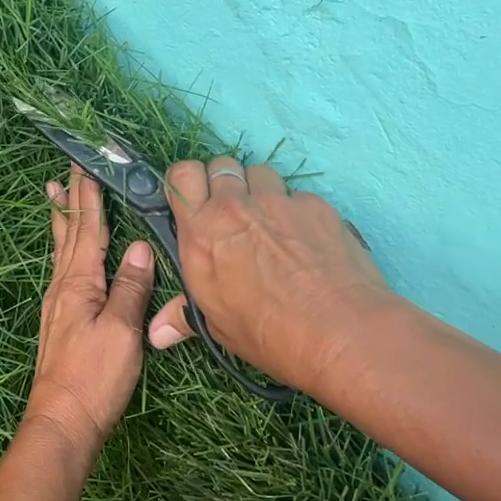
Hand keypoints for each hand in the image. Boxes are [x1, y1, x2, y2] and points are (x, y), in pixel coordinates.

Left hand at [23, 161, 156, 455]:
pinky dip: (65, 244)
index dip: (89, 195)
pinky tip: (66, 250)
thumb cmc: (95, 376)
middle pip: (70, 231)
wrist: (62, 419)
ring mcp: (58, 300)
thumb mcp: (121, 331)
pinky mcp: (60, 317)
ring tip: (53, 193)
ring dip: (63, 218)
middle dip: (72, 198)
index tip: (86, 164)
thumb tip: (138, 244)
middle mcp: (64, 283)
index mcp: (80, 281)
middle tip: (66, 167)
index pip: (88, 227)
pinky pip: (63, 266)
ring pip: (62, 247)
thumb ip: (130, 287)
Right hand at [147, 156, 394, 394]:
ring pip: (259, 172)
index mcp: (201, 231)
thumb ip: (182, 315)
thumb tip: (157, 333)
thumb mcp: (218, 326)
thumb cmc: (269, 334)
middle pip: (220, 165)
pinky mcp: (315, 205)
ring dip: (260, 191)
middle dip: (224, 183)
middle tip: (234, 213)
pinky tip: (308, 239)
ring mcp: (276, 201)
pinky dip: (297, 211)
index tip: (196, 200)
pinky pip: (298, 196)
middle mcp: (233, 207)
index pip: (181, 174)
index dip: (188, 182)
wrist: (343, 334)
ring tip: (271, 221)